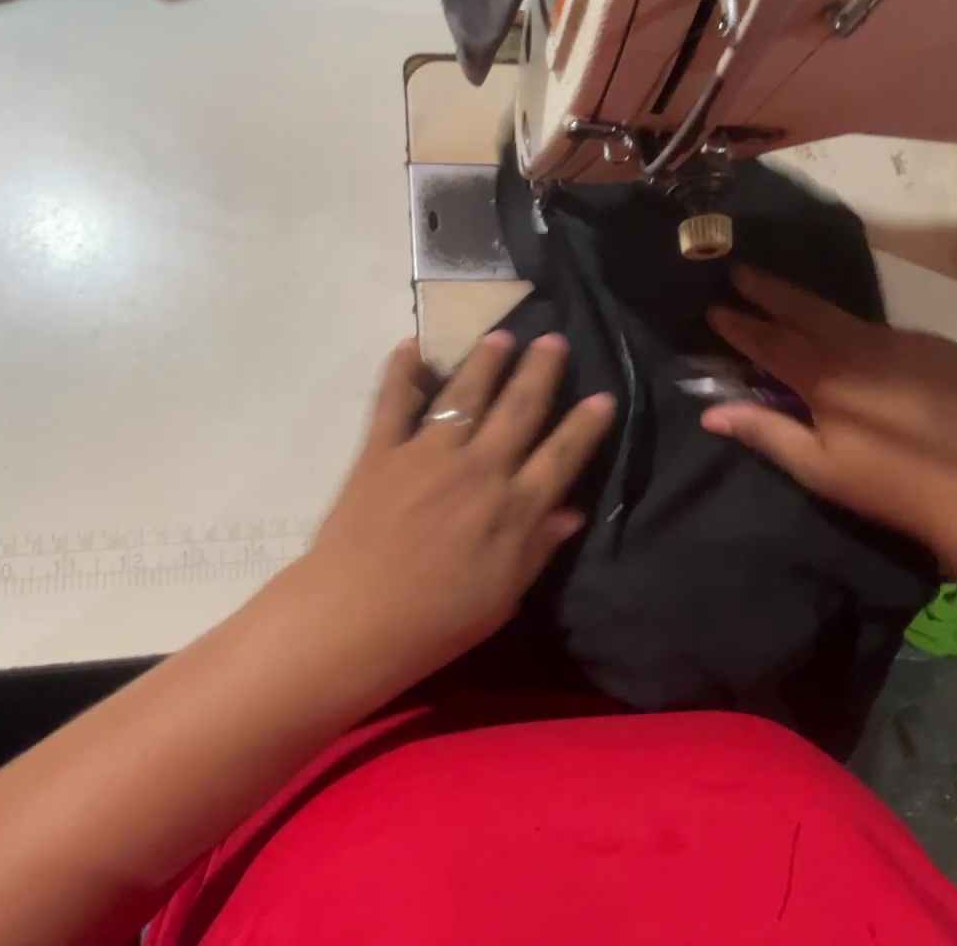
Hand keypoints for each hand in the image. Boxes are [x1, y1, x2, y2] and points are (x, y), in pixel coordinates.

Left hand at [299, 332, 614, 684]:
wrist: (353, 620)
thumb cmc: (436, 622)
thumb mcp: (503, 597)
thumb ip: (537, 548)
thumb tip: (571, 512)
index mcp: (512, 509)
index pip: (561, 456)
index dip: (585, 426)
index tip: (603, 397)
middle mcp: (477, 469)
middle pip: (518, 410)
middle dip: (540, 372)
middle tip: (553, 339)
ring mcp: (427, 454)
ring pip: (464, 394)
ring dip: (485, 360)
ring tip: (501, 335)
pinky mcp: (380, 452)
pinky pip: (393, 402)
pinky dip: (401, 371)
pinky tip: (410, 345)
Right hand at [700, 268, 956, 556]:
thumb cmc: (890, 486)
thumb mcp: (817, 468)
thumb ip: (765, 432)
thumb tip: (710, 413)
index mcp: (827, 375)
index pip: (771, 341)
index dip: (740, 325)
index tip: (715, 307)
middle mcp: (864, 346)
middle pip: (807, 310)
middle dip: (771, 290)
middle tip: (743, 271)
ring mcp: (907, 343)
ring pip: (849, 319)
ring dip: (814, 311)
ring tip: (795, 308)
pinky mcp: (941, 350)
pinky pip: (889, 337)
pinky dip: (863, 339)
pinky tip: (866, 357)